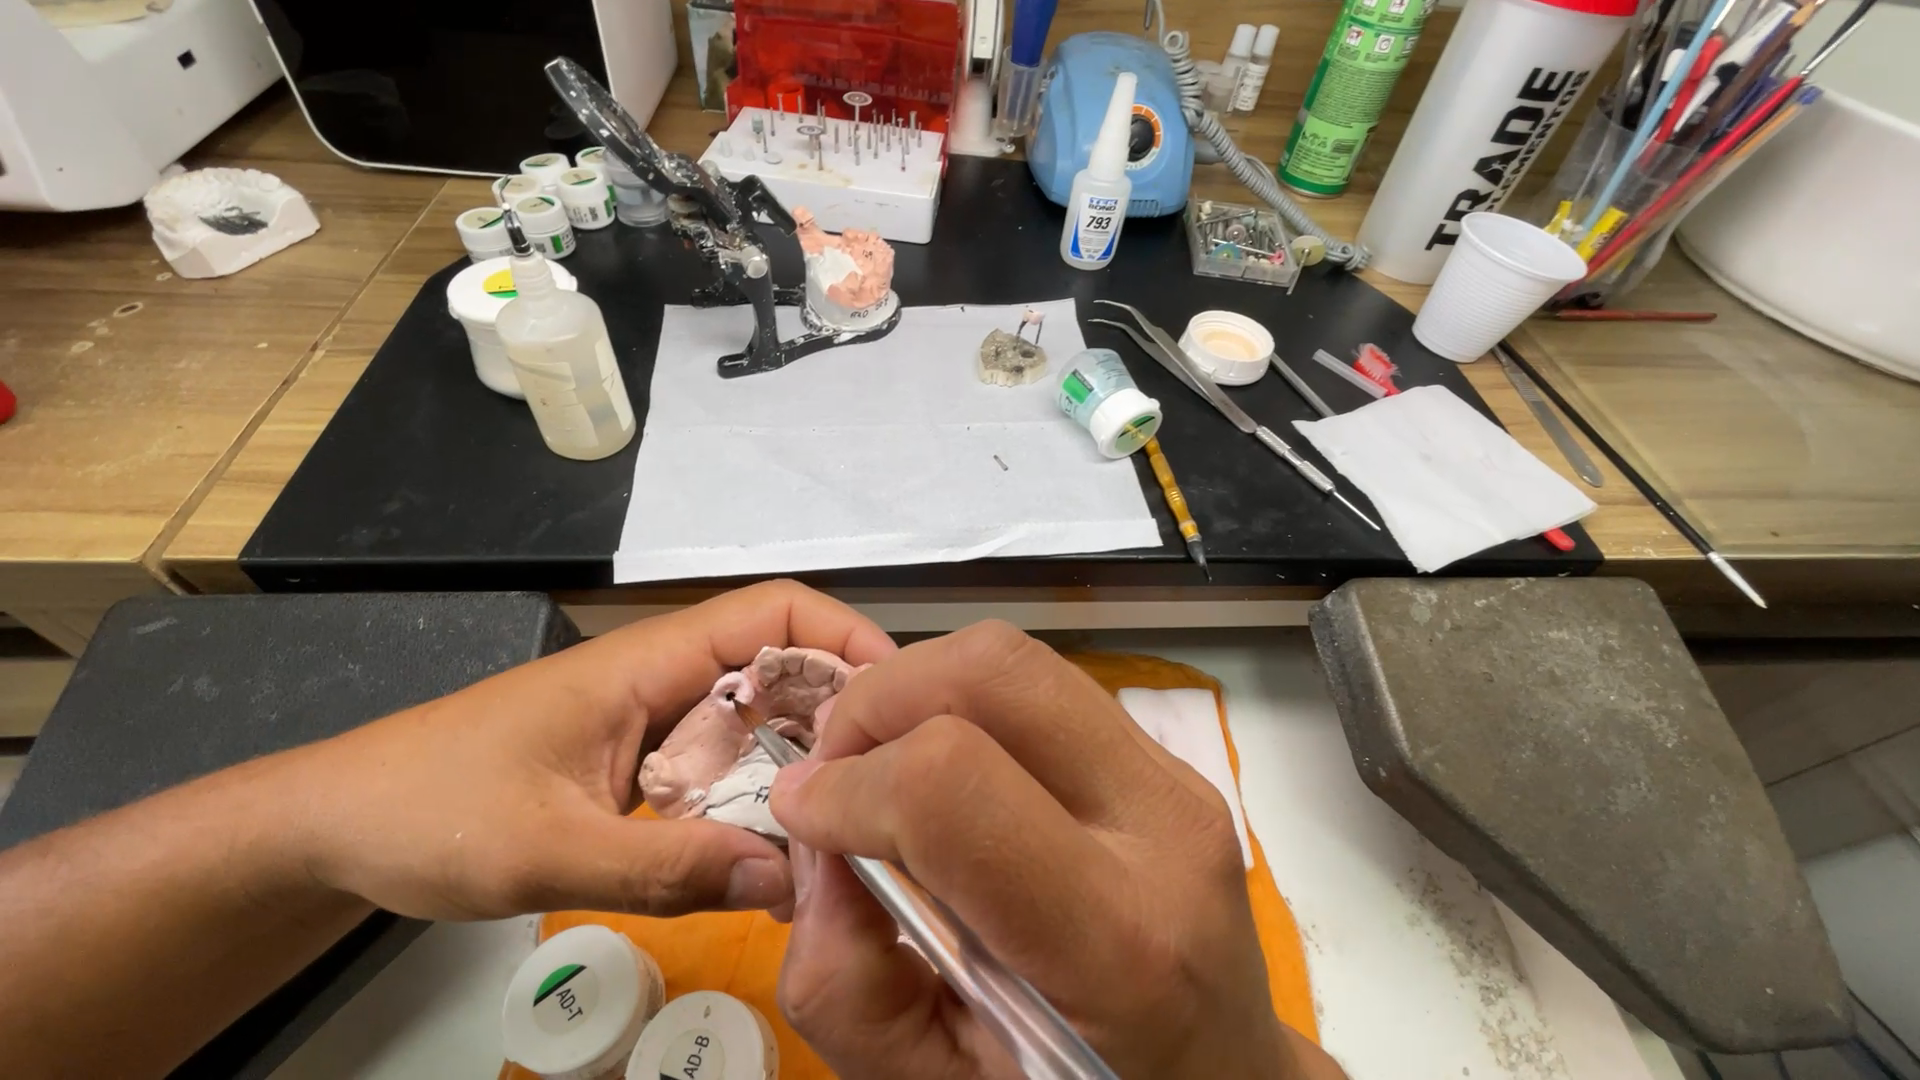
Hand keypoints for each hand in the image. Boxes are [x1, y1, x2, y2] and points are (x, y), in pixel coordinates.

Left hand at [284, 581, 894, 920]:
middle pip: (784, 664)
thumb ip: (663, 868)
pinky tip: (789, 842)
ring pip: (762, 719)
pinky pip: (730, 765)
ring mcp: (660, 720)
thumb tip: (788, 880)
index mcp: (651, 661)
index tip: (896, 700)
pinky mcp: (648, 759)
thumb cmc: (431, 812)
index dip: (844, 636)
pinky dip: (768, 793)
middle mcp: (669, 678)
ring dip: (810, 756)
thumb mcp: (544, 850)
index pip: (774, 613)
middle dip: (843, 706)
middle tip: (893, 776)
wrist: (338, 825)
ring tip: (859, 811)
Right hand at [771, 622, 1338, 1078]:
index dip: (851, 786)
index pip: (954, 785)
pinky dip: (958, 698)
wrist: (1224, 1077)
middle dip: (880, 701)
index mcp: (1118, 940)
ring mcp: (1173, 775)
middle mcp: (1160, 826)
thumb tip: (819, 847)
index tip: (808, 817)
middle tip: (842, 772)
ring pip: (1013, 657)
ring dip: (915, 690)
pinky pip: (1037, 682)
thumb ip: (851, 988)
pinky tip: (943, 762)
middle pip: (994, 672)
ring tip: (883, 763)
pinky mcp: (1162, 755)